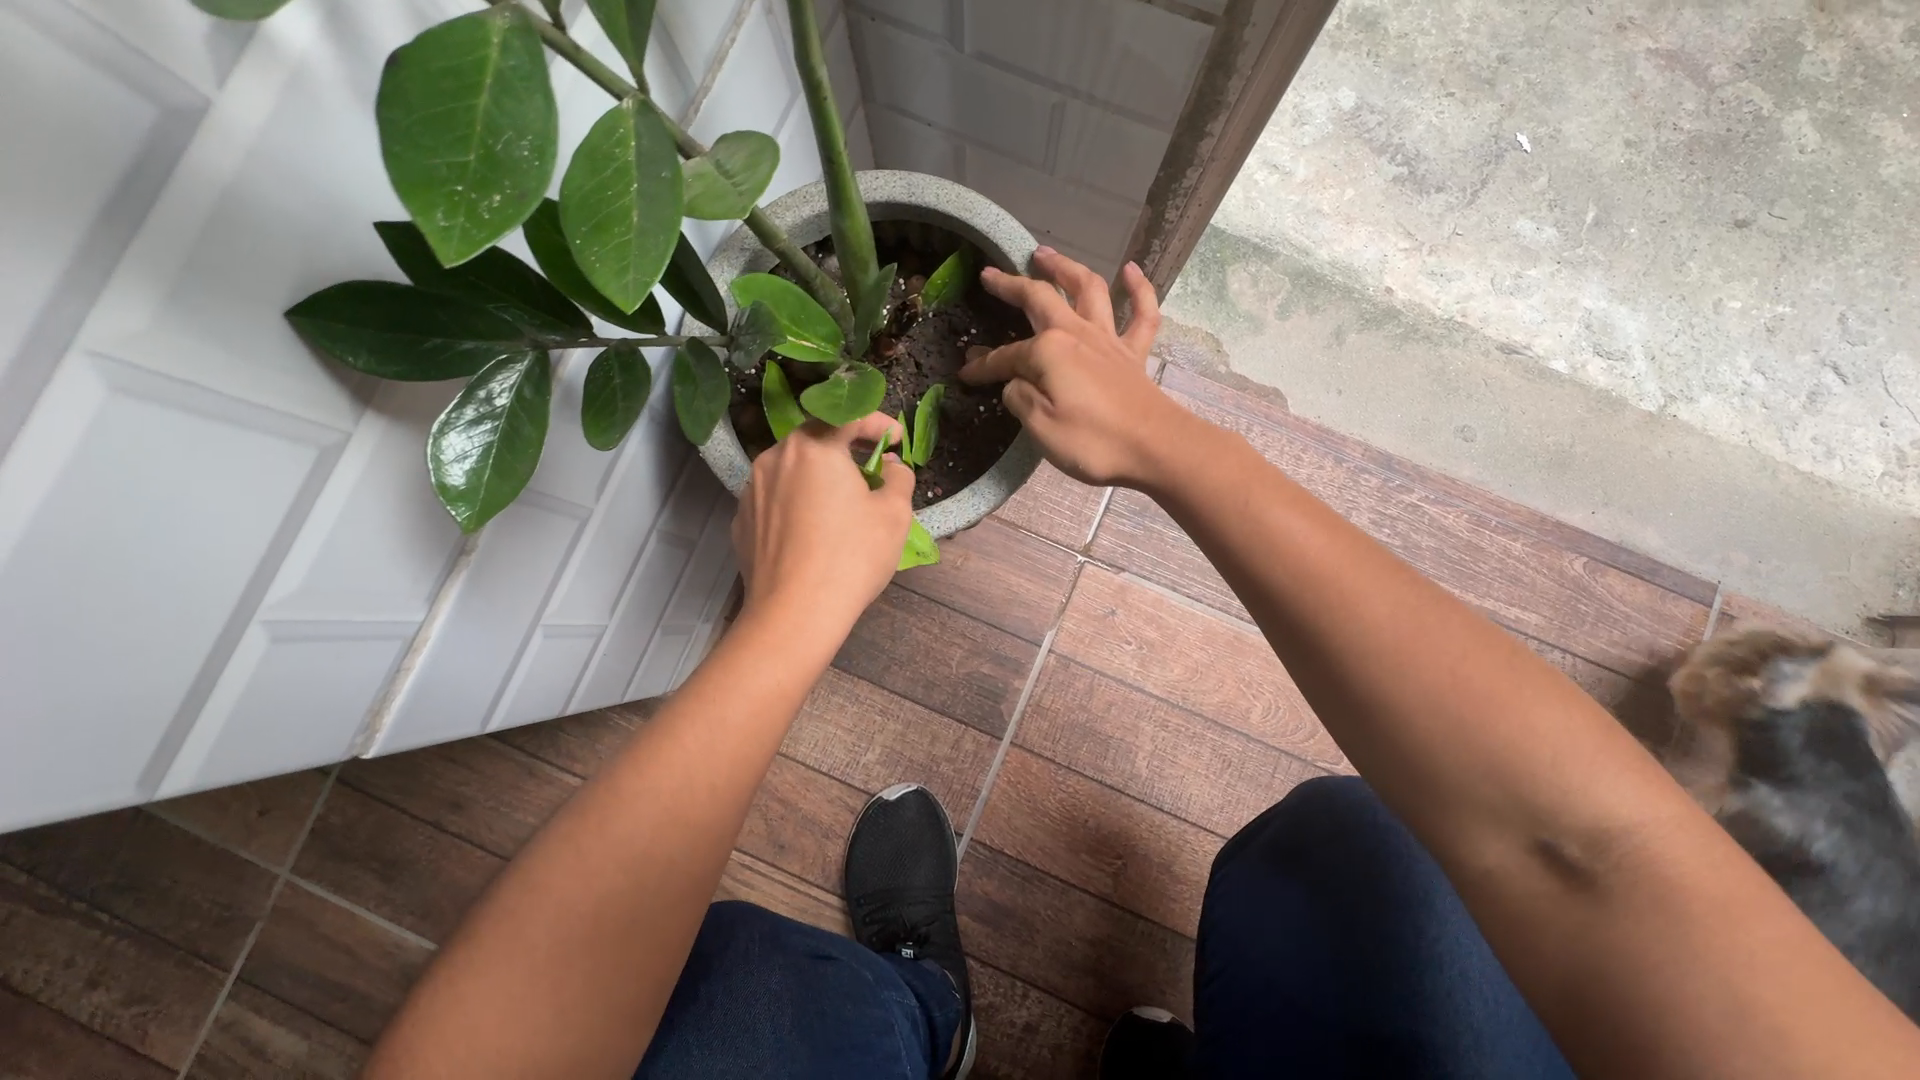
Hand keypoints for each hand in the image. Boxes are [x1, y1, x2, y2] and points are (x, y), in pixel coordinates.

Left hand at [731, 412, 912, 633]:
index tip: (896, 440)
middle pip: (815, 440)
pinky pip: (775, 500)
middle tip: (870, 469)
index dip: (878, 423)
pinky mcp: (741, 522)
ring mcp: (751, 491)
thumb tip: (888, 466)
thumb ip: (898, 477)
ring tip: (839, 503)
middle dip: (845, 449)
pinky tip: (811, 531)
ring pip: (791, 470)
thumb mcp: (895, 514)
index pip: (848, 417)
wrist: (795, 613)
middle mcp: (775, 458)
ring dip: (817, 477)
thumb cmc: (852, 557)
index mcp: (814, 447)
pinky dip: (795, 504)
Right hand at [960, 247, 1193, 488]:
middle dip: (1012, 285)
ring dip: (1065, 267)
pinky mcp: (1135, 354)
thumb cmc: (1093, 443)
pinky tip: (1131, 270)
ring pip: (1088, 289)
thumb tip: (1015, 384)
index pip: (1005, 357)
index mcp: (1048, 351)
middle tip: (990, 274)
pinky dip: (1138, 288)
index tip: (965, 376)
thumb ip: (1021, 399)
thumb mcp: (1041, 428)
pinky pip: (1142, 313)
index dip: (983, 366)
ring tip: (1046, 253)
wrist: (1156, 449)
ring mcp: (1109, 340)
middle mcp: (1077, 333)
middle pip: (1040, 299)